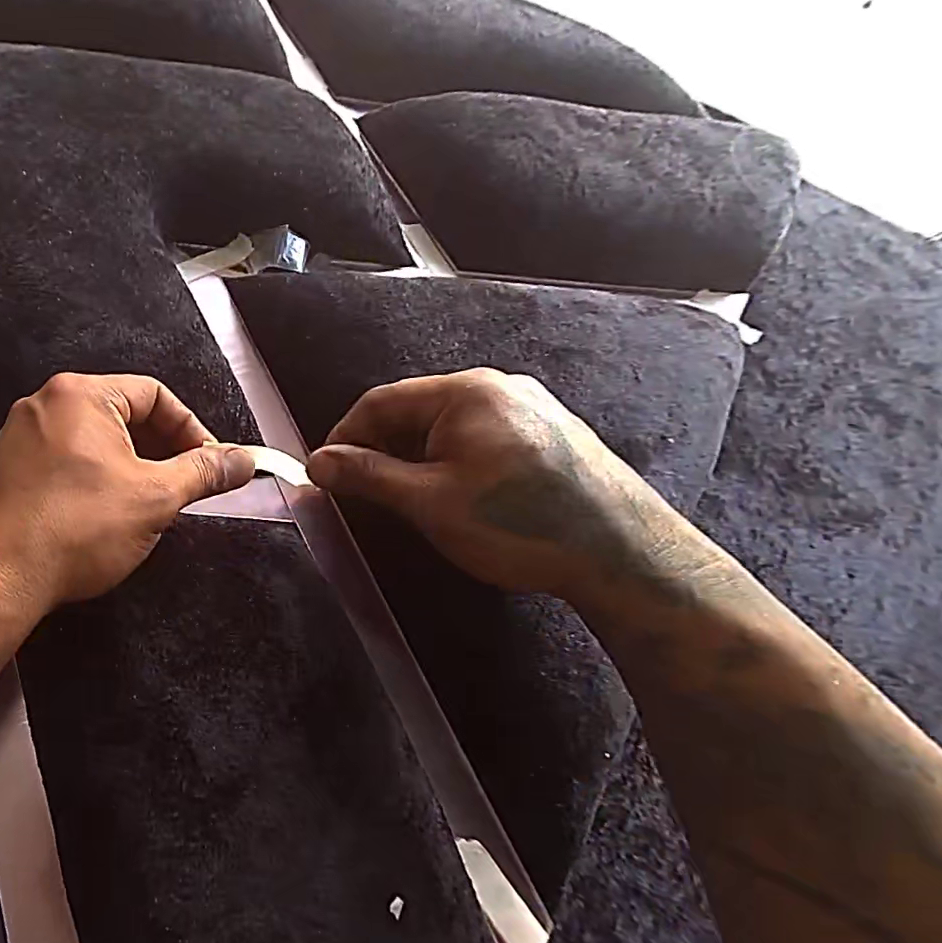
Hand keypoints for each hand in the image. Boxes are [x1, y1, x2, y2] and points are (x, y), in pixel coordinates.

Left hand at [0, 373, 256, 613]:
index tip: (209, 462)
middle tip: (185, 486)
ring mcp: (23, 438)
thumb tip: (240, 460)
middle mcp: (47, 406)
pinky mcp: (12, 470)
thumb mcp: (156, 498)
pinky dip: (99, 480)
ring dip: (133, 468)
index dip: (192, 430)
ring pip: (98, 441)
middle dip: (163, 451)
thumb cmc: (68, 531)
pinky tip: (108, 516)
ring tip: (149, 505)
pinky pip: (69, 461)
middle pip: (126, 415)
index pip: (156, 395)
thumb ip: (205, 472)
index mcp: (81, 396)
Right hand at [307, 369, 706, 606]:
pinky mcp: (547, 433)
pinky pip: (480, 437)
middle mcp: (498, 387)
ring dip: (418, 459)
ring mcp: (528, 407)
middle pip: (415, 411)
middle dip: (383, 451)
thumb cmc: (519, 524)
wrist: (624, 555)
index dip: (346, 437)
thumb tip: (317, 463)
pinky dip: (453, 462)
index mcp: (466, 392)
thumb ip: (367, 477)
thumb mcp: (429, 503)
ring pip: (448, 427)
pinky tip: (458, 496)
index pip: (381, 402)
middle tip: (369, 495)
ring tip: (412, 501)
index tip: (328, 473)